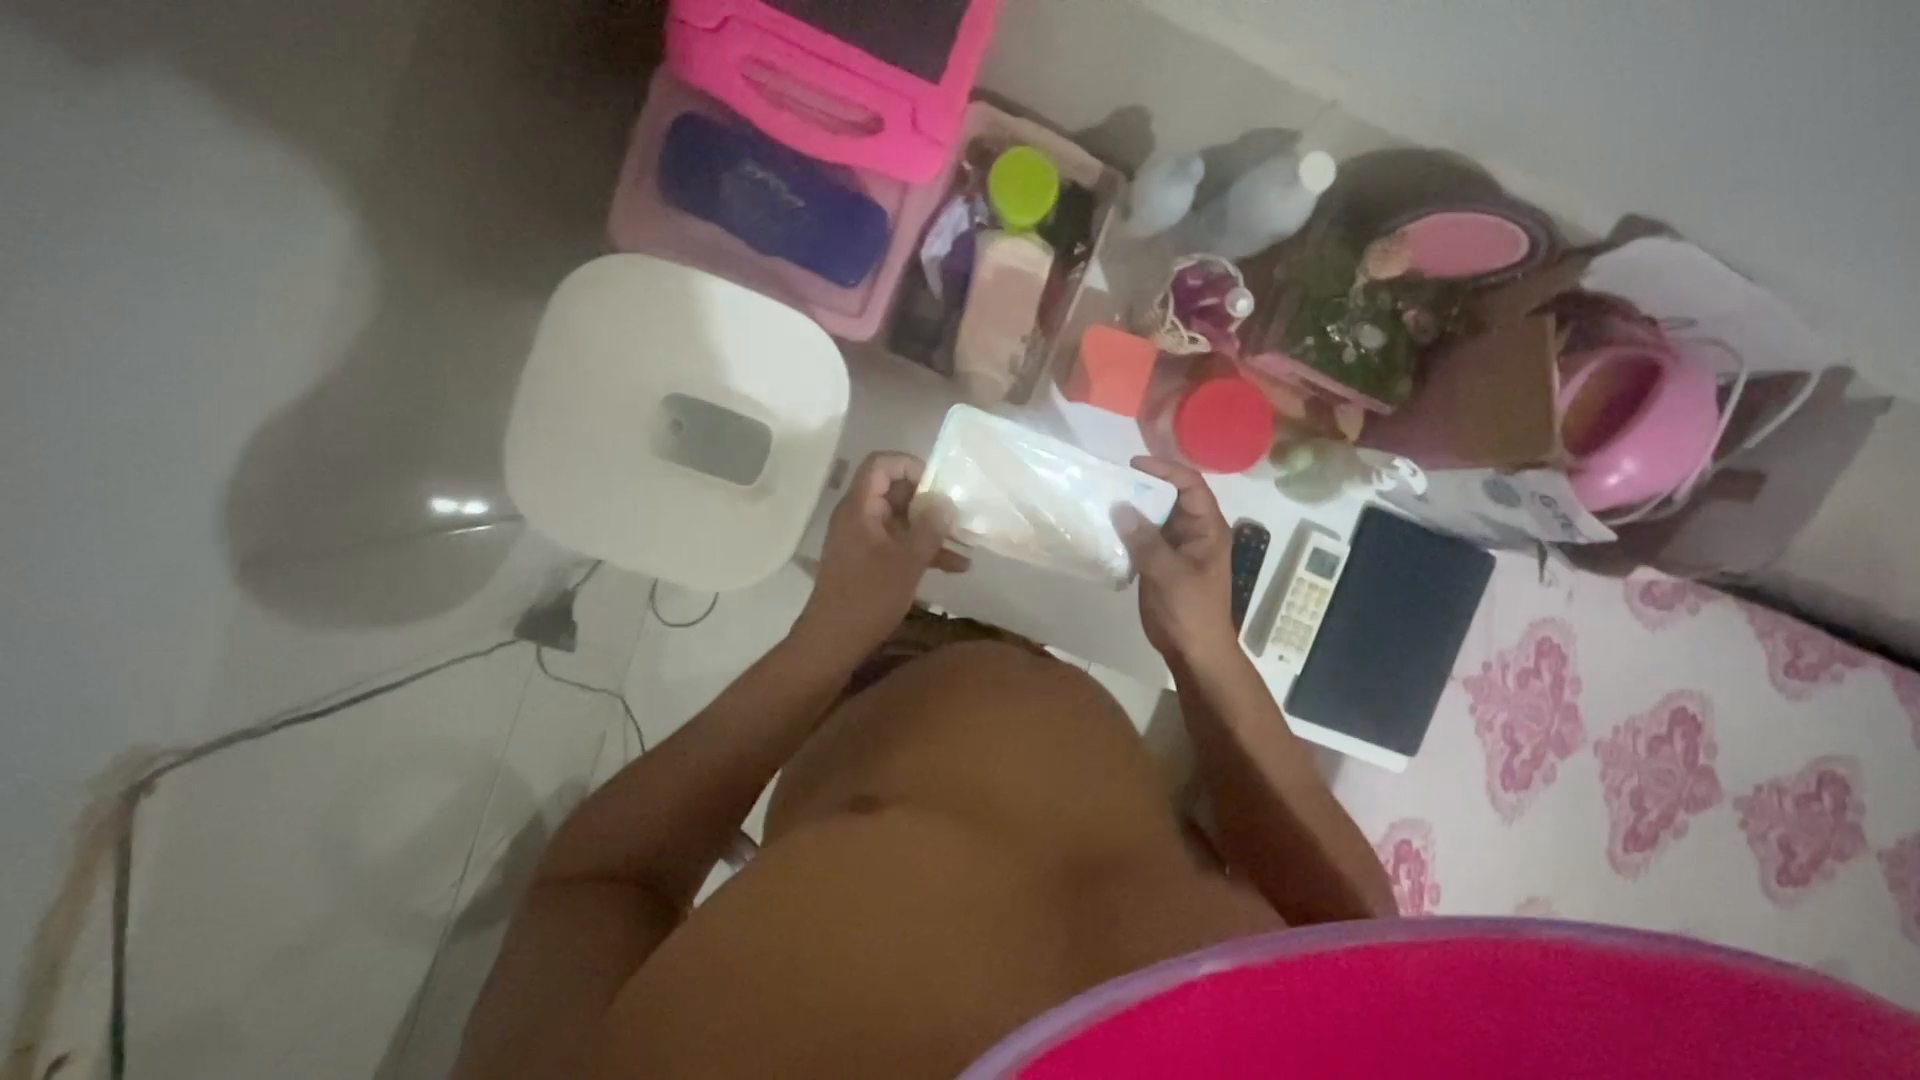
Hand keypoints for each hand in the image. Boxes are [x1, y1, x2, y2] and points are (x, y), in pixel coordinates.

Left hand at [794, 452, 966, 659]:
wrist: (833, 642)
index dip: (910, 465)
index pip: (880, 464)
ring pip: (901, 520)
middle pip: (894, 490)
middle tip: (958, 513)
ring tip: (965, 541)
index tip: (939, 484)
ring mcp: (863, 540)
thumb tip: (946, 501)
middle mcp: (858, 517)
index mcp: (859, 508)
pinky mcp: (869, 561)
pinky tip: (956, 567)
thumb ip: (929, 528)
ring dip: (931, 528)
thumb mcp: (907, 562)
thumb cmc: (868, 597)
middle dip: (928, 500)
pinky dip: (923, 550)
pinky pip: (898, 544)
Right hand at [1113, 456, 1237, 663]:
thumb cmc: (1192, 610)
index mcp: (1207, 528)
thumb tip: (1120, 507)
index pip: (1190, 486)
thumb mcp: (1170, 574)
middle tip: (1110, 481)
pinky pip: (1141, 537)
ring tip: (1102, 499)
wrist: (1193, 650)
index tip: (1134, 466)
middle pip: (1169, 497)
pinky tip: (1104, 526)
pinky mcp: (1158, 562)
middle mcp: (1192, 532)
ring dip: (1131, 508)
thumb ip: (1146, 540)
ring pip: (1152, 517)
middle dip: (1143, 487)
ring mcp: (1175, 548)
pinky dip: (1125, 530)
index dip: (1165, 470)